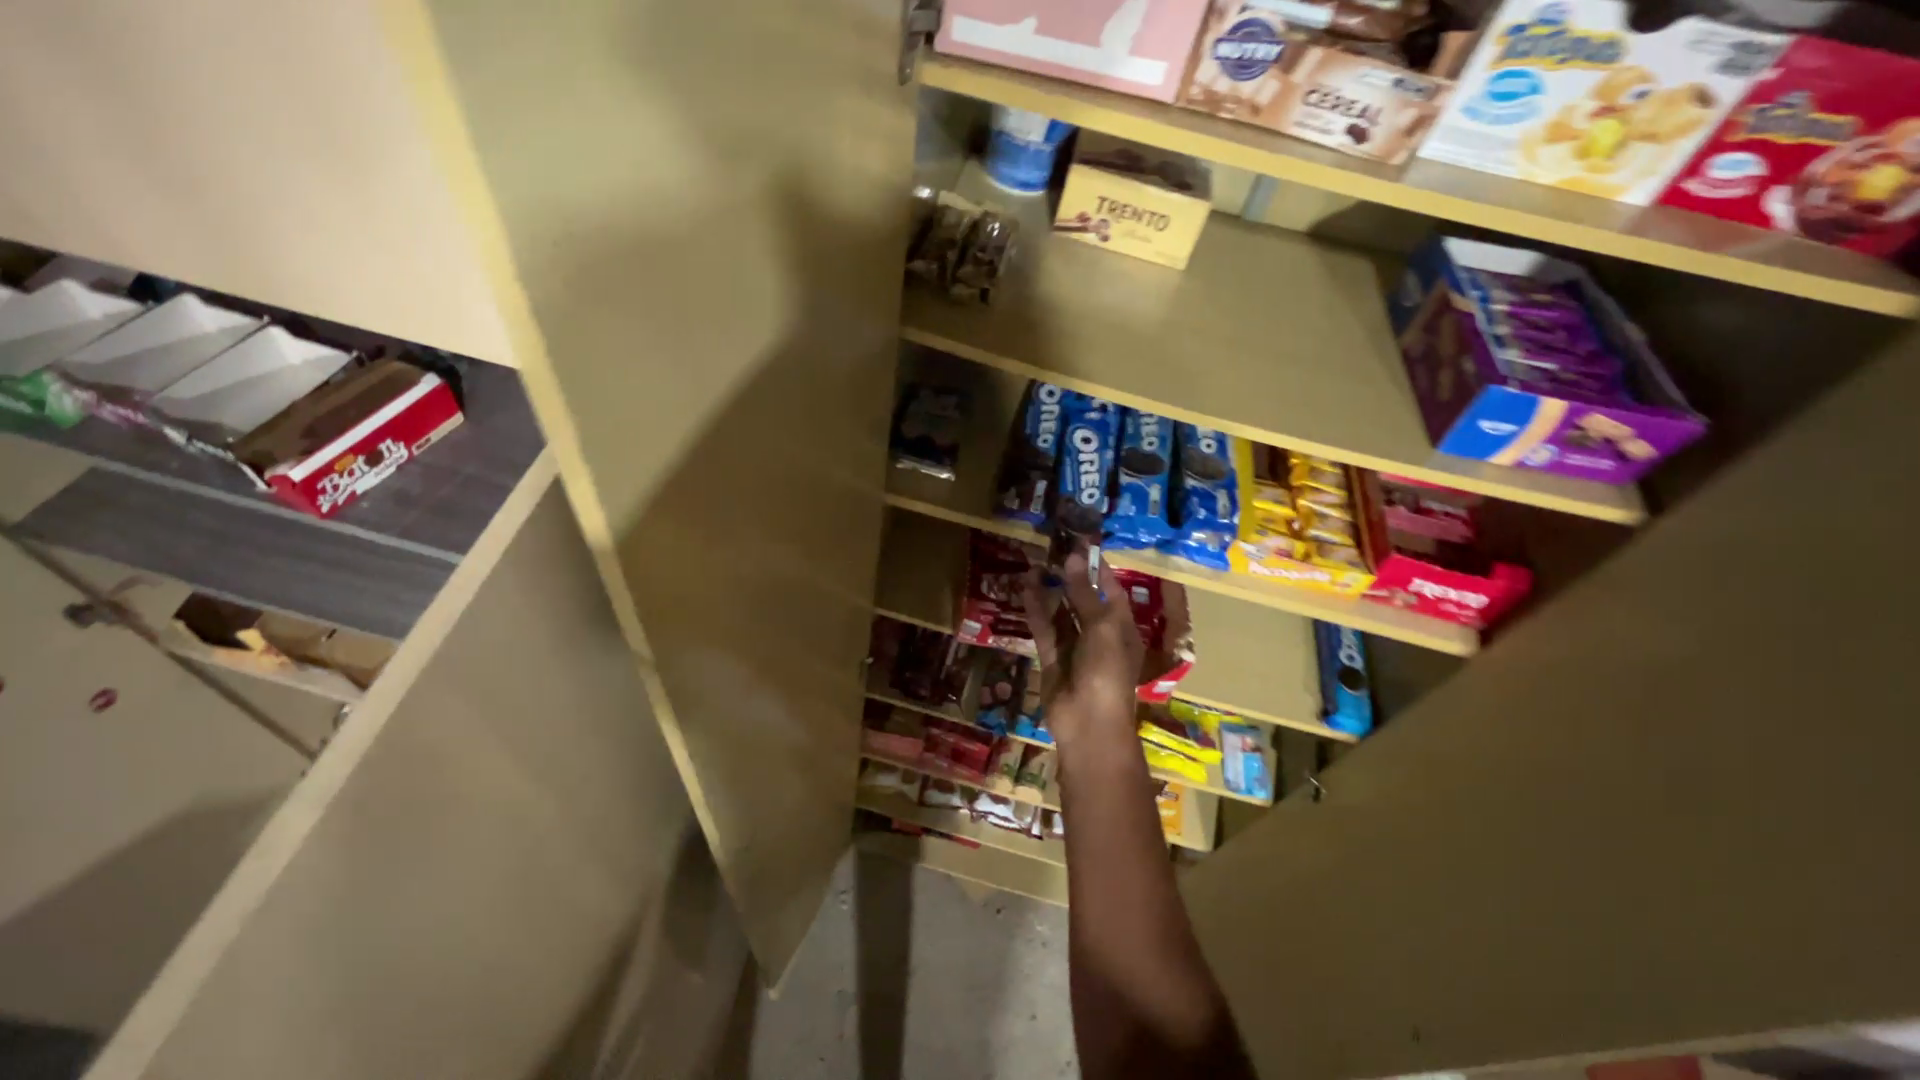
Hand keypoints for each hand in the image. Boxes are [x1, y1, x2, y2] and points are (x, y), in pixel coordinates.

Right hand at [1021, 550, 1143, 749]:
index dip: (1098, 569)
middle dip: (1071, 577)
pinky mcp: (1052, 659)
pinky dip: (1036, 610)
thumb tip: (1073, 558)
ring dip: (1050, 591)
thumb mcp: (1101, 626)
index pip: (1112, 592)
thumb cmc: (1107, 671)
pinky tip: (1026, 588)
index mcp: (1122, 629)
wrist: (1088, 723)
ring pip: (1061, 613)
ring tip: (1035, 563)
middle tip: (1052, 549)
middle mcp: (1100, 635)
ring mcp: (1075, 648)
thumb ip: (1085, 593)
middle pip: (1084, 600)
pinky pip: (1045, 629)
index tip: (1080, 544)